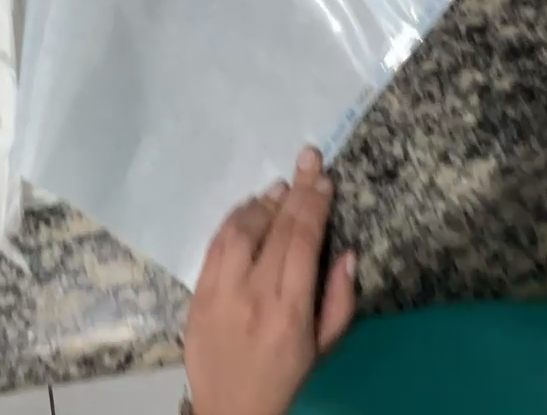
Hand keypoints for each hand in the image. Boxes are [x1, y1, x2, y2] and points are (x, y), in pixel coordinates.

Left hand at [184, 147, 356, 414]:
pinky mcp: (198, 289)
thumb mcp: (324, 347)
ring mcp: (221, 290)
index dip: (314, 206)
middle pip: (277, 229)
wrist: (229, 408)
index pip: (303, 243)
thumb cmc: (285, 375)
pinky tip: (252, 207)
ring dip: (264, 202)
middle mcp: (254, 294)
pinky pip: (217, 242)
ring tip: (281, 187)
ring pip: (242, 229)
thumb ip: (339, 300)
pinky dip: (235, 218)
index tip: (324, 180)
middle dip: (296, 190)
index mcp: (290, 311)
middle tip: (308, 158)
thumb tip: (348, 252)